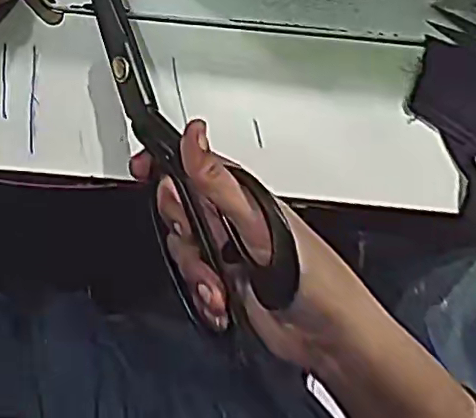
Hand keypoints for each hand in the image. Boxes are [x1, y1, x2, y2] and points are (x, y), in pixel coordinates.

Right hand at [131, 119, 396, 374]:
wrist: (334, 341)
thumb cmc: (315, 276)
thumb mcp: (258, 221)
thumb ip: (218, 180)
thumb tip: (195, 134)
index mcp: (235, 192)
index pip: (186, 164)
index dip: (159, 164)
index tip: (141, 169)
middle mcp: (226, 218)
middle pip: (174, 206)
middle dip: (179, 227)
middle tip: (197, 239)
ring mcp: (223, 250)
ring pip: (179, 246)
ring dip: (194, 269)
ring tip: (218, 284)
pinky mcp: (221, 281)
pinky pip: (189, 280)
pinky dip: (202, 294)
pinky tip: (222, 300)